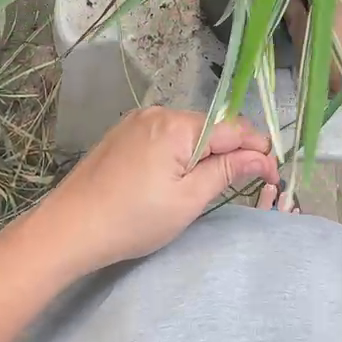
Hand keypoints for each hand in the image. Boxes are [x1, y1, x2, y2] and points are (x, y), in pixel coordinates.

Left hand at [27, 107, 278, 275]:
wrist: (68, 229)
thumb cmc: (132, 220)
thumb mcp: (188, 201)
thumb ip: (227, 172)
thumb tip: (262, 158)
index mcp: (177, 125)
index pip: (232, 128)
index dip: (257, 148)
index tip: (273, 173)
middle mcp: (159, 112)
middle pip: (210, 127)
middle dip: (231, 150)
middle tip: (244, 183)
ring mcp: (138, 121)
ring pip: (188, 132)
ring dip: (204, 152)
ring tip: (207, 185)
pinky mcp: (123, 134)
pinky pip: (165, 136)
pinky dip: (180, 153)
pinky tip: (174, 179)